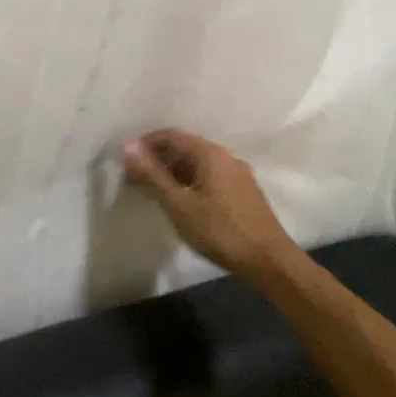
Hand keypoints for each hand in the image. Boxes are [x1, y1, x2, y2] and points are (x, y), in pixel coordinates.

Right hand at [121, 129, 299, 284]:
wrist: (269, 261)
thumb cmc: (220, 230)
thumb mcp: (179, 205)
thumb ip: (153, 175)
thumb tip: (127, 147)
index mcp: (210, 154)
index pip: (172, 135)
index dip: (146, 144)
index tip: (126, 161)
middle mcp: (225, 157)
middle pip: (185, 148)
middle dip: (158, 159)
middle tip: (135, 179)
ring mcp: (237, 175)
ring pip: (197, 164)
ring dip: (173, 173)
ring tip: (153, 192)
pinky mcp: (242, 192)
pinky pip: (209, 177)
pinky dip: (189, 183)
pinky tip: (181, 202)